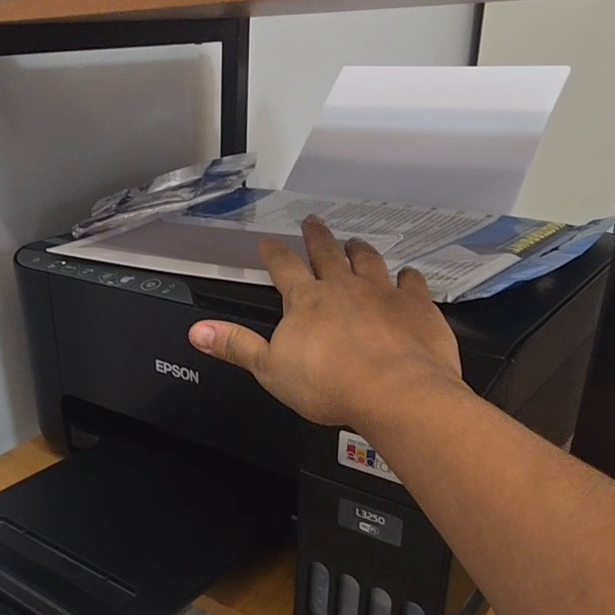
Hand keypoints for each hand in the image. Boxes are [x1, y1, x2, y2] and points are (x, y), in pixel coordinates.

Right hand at [188, 216, 468, 430]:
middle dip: (317, 237)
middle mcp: (343, 288)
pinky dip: (408, 277)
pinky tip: (408, 274)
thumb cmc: (331, 384)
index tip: (268, 243)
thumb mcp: (269, 369)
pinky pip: (412, 283)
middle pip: (327, 253)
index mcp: (306, 301)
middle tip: (313, 223)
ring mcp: (382, 293)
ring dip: (359, 250)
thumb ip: (235, 345)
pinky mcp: (415, 307)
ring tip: (355, 242)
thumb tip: (199, 331)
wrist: (394, 392)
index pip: (284, 267)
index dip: (274, 253)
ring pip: (368, 261)